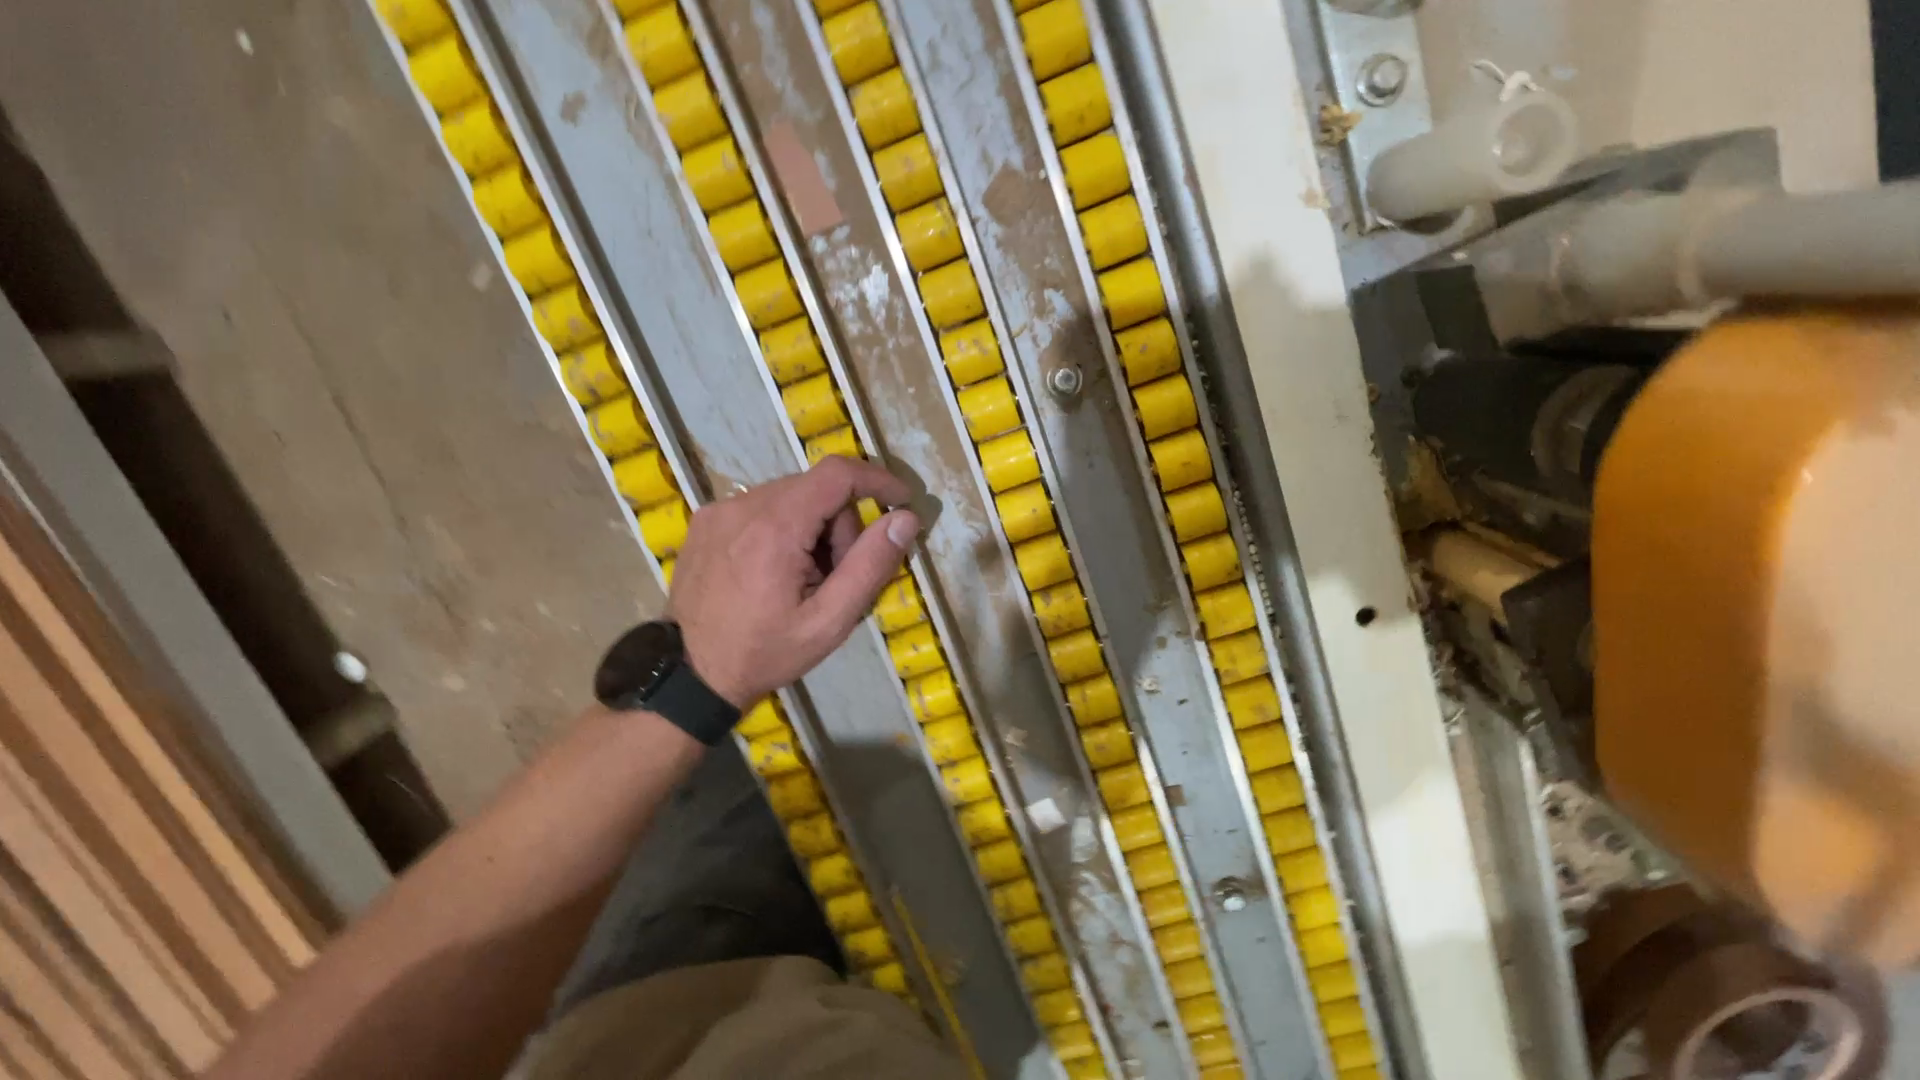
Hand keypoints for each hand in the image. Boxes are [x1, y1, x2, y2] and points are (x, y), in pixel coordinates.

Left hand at [669, 456, 919, 706]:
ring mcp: (719, 510)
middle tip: (838, 577)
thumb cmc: (765, 653)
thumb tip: (905, 518)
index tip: (902, 502)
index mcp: (775, 527)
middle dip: (841, 525)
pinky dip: (783, 530)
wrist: (689, 675)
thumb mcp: (829, 622)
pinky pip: (761, 508)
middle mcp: (743, 505)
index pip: (838, 474)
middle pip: (816, 488)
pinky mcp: (705, 521)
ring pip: (790, 497)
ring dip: (812, 529)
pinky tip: (775, 573)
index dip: (877, 480)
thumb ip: (870, 566)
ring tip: (805, 581)